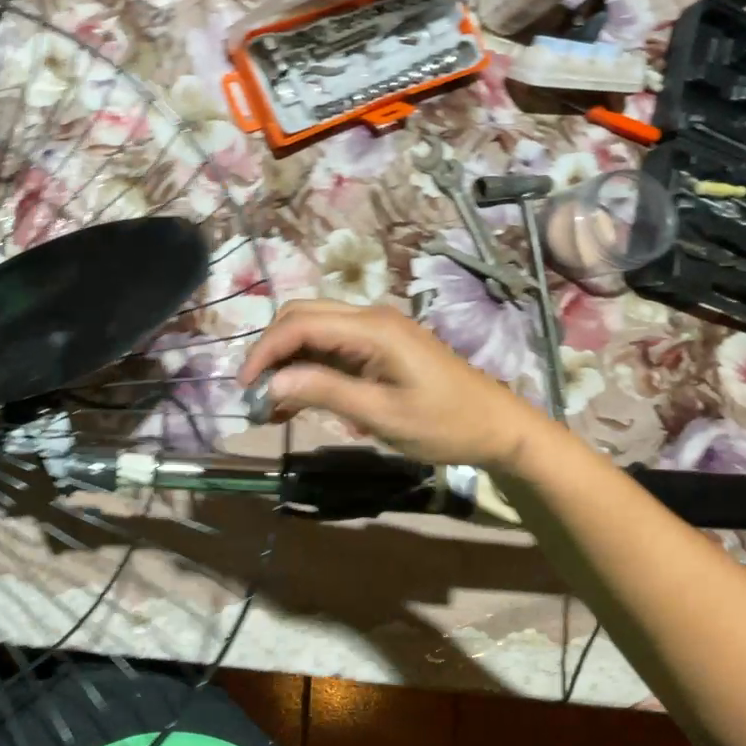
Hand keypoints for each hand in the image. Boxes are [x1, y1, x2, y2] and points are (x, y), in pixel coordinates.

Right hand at [239, 300, 550, 471]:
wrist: (499, 428)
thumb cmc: (446, 424)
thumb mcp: (383, 414)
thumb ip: (325, 392)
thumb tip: (271, 383)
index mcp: (372, 329)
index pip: (300, 324)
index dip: (265, 351)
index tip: (245, 387)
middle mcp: (369, 319)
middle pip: (300, 317)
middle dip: (270, 351)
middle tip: (255, 392)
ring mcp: (372, 331)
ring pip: (310, 331)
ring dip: (285, 361)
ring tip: (270, 404)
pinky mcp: (375, 347)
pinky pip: (328, 348)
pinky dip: (306, 369)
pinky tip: (295, 401)